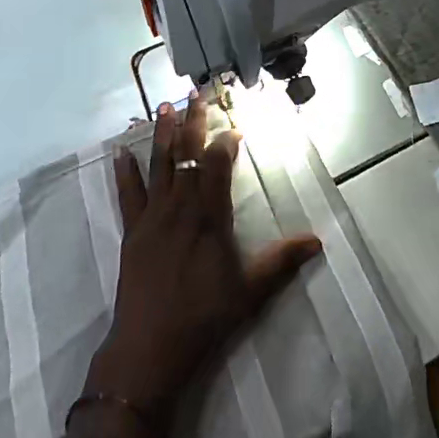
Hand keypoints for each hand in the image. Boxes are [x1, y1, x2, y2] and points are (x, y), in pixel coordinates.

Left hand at [88, 95, 323, 425]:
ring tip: (163, 106)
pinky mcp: (132, 229)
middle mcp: (179, 207)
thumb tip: (317, 241)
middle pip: (186, 154)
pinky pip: (127, 194)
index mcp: (209, 217)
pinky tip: (120, 152)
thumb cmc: (204, 317)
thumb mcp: (250, 292)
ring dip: (160, 134)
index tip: (233, 126)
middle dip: (192, 122)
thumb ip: (281, 262)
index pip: (217, 166)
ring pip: (158, 165)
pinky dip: (124, 172)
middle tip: (195, 93)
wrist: (151, 344)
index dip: (225, 142)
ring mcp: (152, 215)